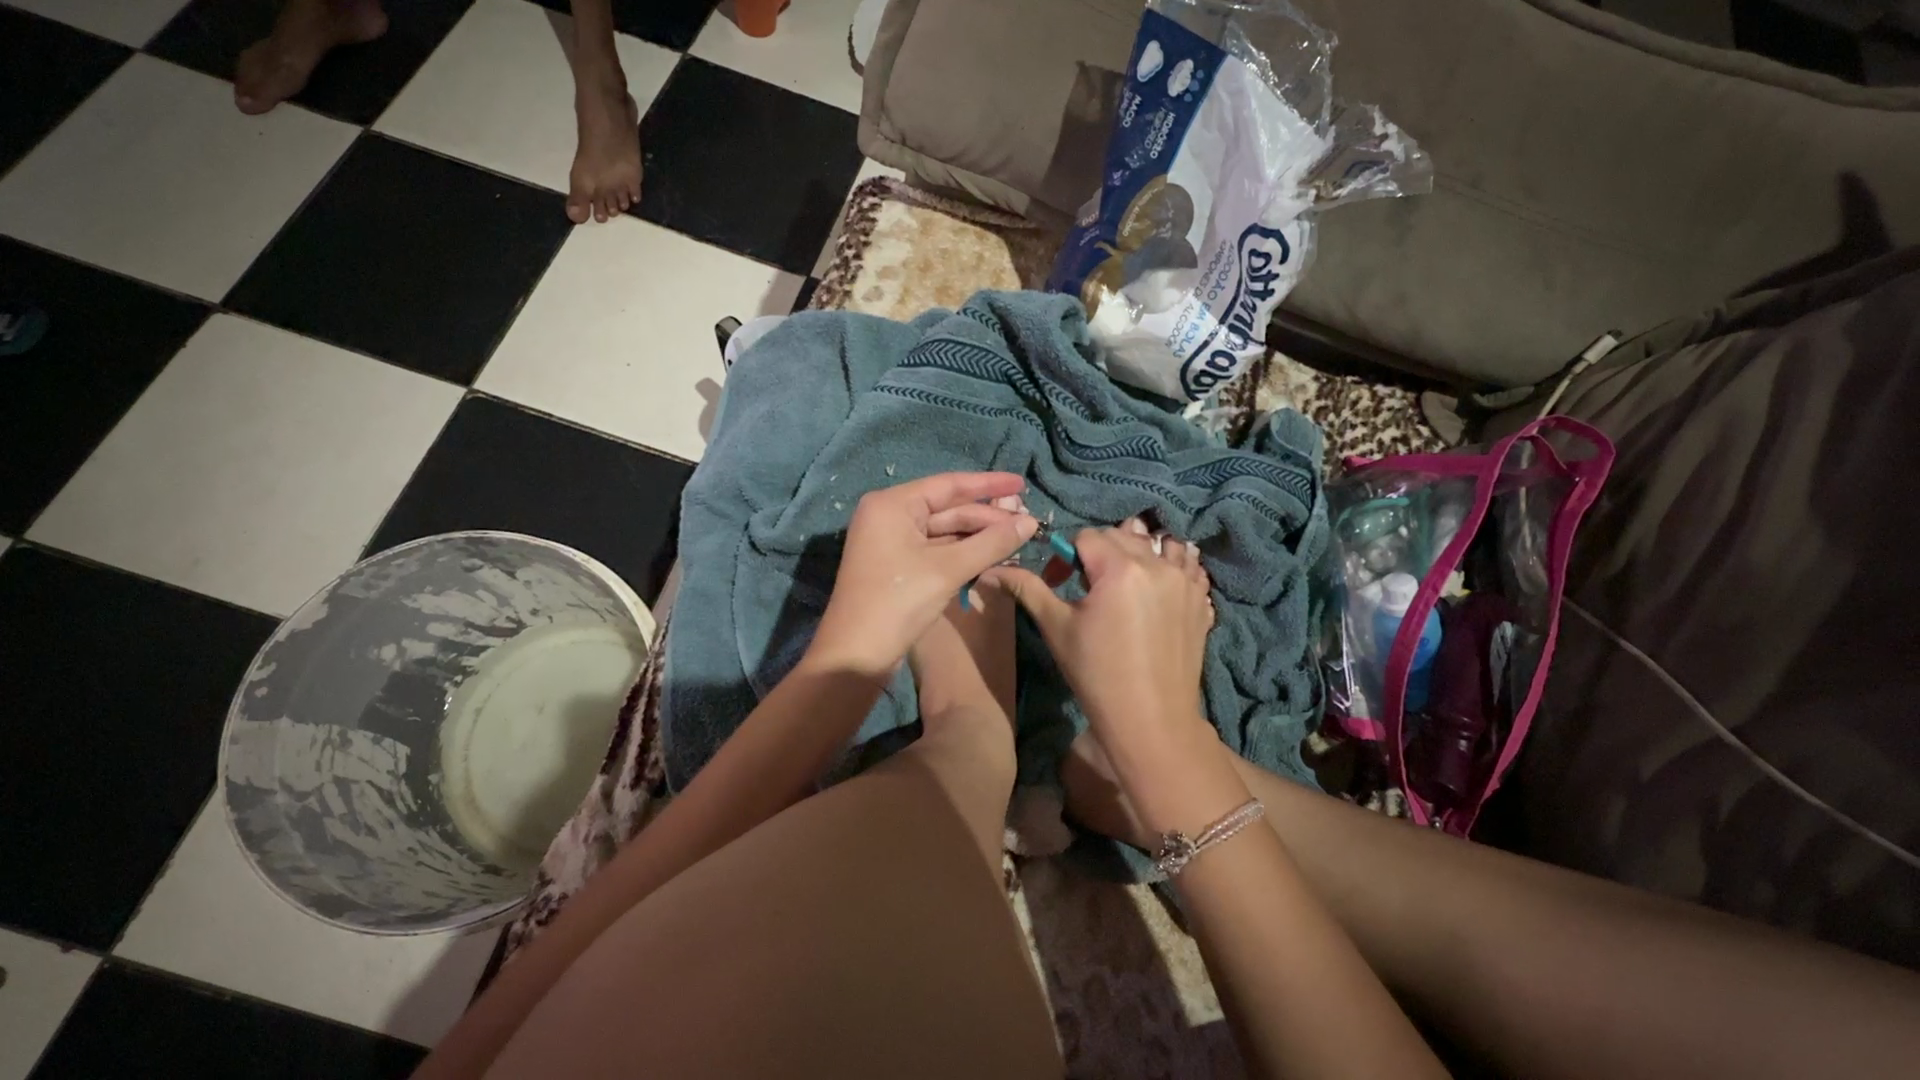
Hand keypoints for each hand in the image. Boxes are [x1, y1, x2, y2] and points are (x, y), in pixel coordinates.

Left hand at [809, 472, 1037, 677]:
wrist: (857, 654)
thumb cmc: (898, 601)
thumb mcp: (949, 569)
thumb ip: (992, 542)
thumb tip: (1029, 522)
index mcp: (893, 505)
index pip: (949, 485)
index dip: (989, 484)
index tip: (1022, 483)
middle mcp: (889, 516)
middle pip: (948, 508)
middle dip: (987, 516)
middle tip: (1028, 522)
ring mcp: (892, 542)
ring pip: (944, 531)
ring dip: (979, 536)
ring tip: (1018, 538)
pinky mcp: (897, 566)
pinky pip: (936, 549)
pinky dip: (964, 552)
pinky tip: (994, 555)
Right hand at [982, 517, 1214, 756]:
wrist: (1150, 720)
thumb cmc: (1097, 674)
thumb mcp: (1057, 628)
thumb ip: (1028, 589)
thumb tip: (990, 571)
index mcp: (1120, 568)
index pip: (1087, 537)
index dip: (1066, 555)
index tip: (1058, 582)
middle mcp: (1158, 565)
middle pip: (1123, 536)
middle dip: (1101, 553)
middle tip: (1089, 589)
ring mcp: (1186, 582)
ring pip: (1161, 545)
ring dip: (1141, 553)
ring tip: (1127, 583)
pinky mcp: (1202, 601)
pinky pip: (1189, 566)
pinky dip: (1173, 567)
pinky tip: (1159, 588)